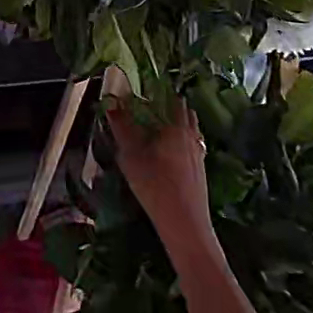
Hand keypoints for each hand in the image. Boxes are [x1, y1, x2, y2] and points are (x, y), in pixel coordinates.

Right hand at [108, 98, 221, 260]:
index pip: (172, 99)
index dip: (161, 91)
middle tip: (152, 105)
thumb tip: (111, 103)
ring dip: (177, 124)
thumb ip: (121, 127)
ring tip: (159, 127)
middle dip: (171, 106)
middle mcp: (192, 136)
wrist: (185, 224)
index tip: (147, 88)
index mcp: (177, 127)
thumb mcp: (130, 154)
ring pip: (191, 131)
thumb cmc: (155, 184)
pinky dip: (181, 141)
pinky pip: (192, 146)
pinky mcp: (201, 171)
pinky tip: (168, 152)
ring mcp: (199, 155)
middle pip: (185, 113)